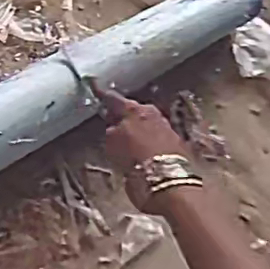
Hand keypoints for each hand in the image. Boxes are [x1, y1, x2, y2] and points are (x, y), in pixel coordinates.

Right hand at [92, 82, 194, 212]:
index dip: (101, 95)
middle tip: (109, 123)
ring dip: (135, 129)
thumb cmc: (135, 160)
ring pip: (144, 123)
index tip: (94, 86)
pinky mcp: (175, 144)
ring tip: (125, 142)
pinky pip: (154, 137)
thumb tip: (113, 127)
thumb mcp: (112, 144)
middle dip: (121, 116)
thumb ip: (110, 131)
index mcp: (134, 109)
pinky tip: (141, 152)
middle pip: (131, 110)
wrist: (169, 182)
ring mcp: (165, 127)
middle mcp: (151, 113)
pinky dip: (146, 142)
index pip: (113, 98)